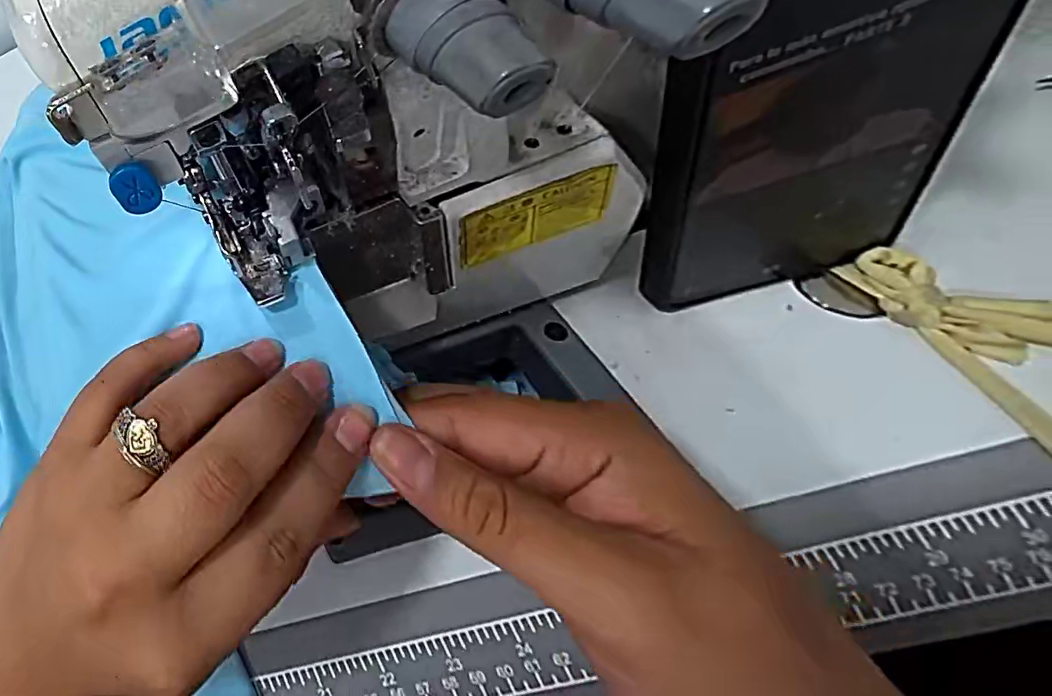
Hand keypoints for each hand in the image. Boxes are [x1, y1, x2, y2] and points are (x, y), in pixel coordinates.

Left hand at [0, 325, 377, 695]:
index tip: (352, 426)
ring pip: (166, 420)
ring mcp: (82, 500)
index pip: (273, 541)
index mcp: (178, 636)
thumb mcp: (195, 649)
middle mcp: (129, 562)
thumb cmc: (107, 670)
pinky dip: (147, 356)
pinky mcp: (50, 462)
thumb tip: (330, 496)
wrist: (0, 671)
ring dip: (224, 376)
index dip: (323, 473)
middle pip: (224, 471)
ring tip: (264, 354)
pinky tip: (187, 337)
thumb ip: (261, 571)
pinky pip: (102, 392)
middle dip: (281, 414)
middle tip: (311, 378)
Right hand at [369, 387, 896, 695]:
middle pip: (453, 426)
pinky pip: (477, 490)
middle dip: (392, 443)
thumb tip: (398, 447)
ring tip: (353, 486)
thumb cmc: (750, 670)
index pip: (456, 411)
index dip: (390, 425)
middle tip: (331, 471)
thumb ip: (496, 512)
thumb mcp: (613, 590)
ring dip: (406, 469)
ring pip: (458, 457)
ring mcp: (565, 481)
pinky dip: (433, 495)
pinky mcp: (557, 517)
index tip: (332, 443)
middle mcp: (575, 444)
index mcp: (593, 436)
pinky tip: (401, 501)